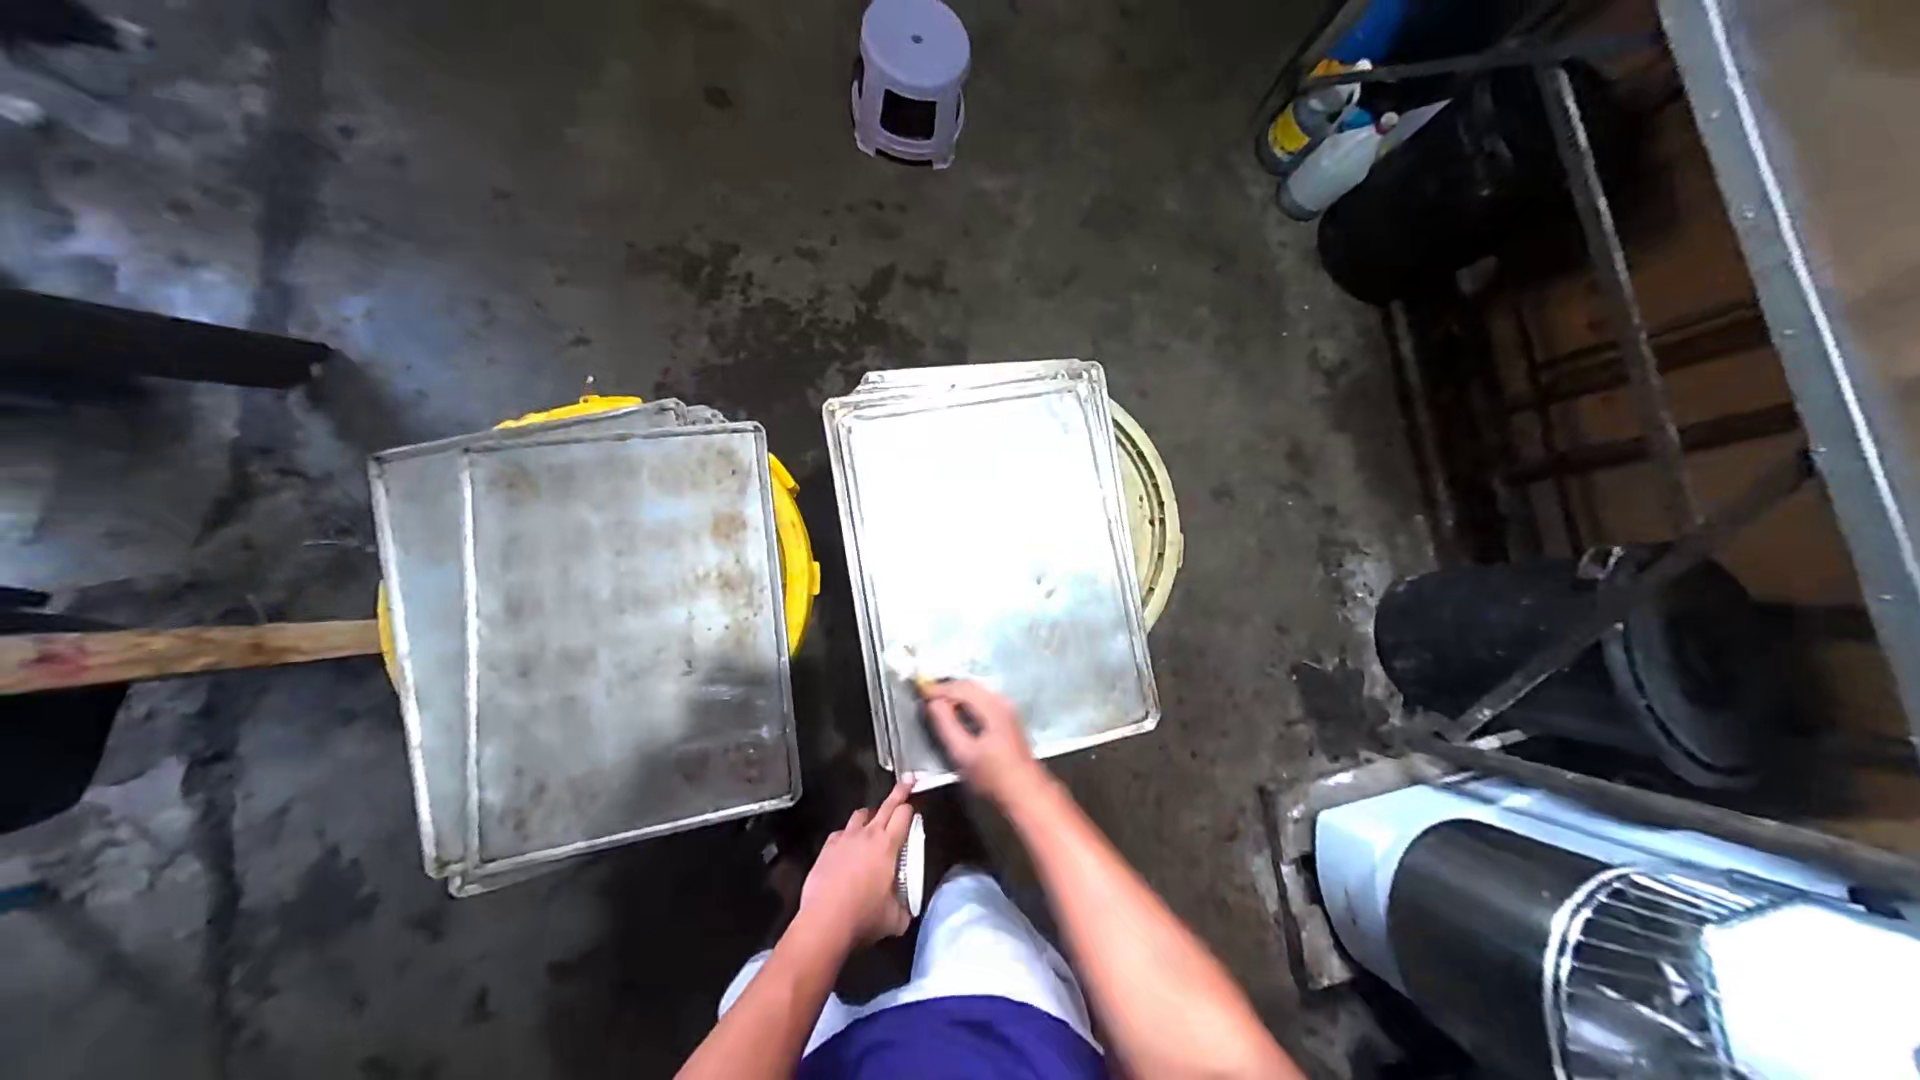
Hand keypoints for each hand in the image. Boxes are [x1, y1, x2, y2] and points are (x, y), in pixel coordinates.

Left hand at [798, 782, 914, 947]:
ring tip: (875, 821)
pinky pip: (842, 832)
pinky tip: (848, 848)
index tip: (915, 805)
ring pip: (861, 814)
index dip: (912, 807)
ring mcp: (845, 838)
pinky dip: (848, 835)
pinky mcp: (827, 847)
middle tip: (907, 782)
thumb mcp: (895, 918)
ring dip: (871, 815)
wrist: (825, 922)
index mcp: (888, 845)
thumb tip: (908, 911)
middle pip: (887, 804)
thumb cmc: (864, 918)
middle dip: (900, 792)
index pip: (904, 813)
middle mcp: (867, 834)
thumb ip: (905, 909)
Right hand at [923, 680, 1046, 806]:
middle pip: (970, 686)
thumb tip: (933, 703)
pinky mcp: (1007, 719)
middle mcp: (1001, 701)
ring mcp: (1007, 709)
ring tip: (937, 704)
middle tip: (926, 696)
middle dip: (947, 689)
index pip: (961, 688)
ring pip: (977, 692)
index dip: (938, 689)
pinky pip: (982, 701)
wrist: (1026, 792)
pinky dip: (967, 702)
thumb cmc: (993, 775)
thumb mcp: (963, 752)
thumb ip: (946, 724)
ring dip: (957, 695)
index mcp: (992, 707)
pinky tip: (957, 713)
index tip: (920, 692)